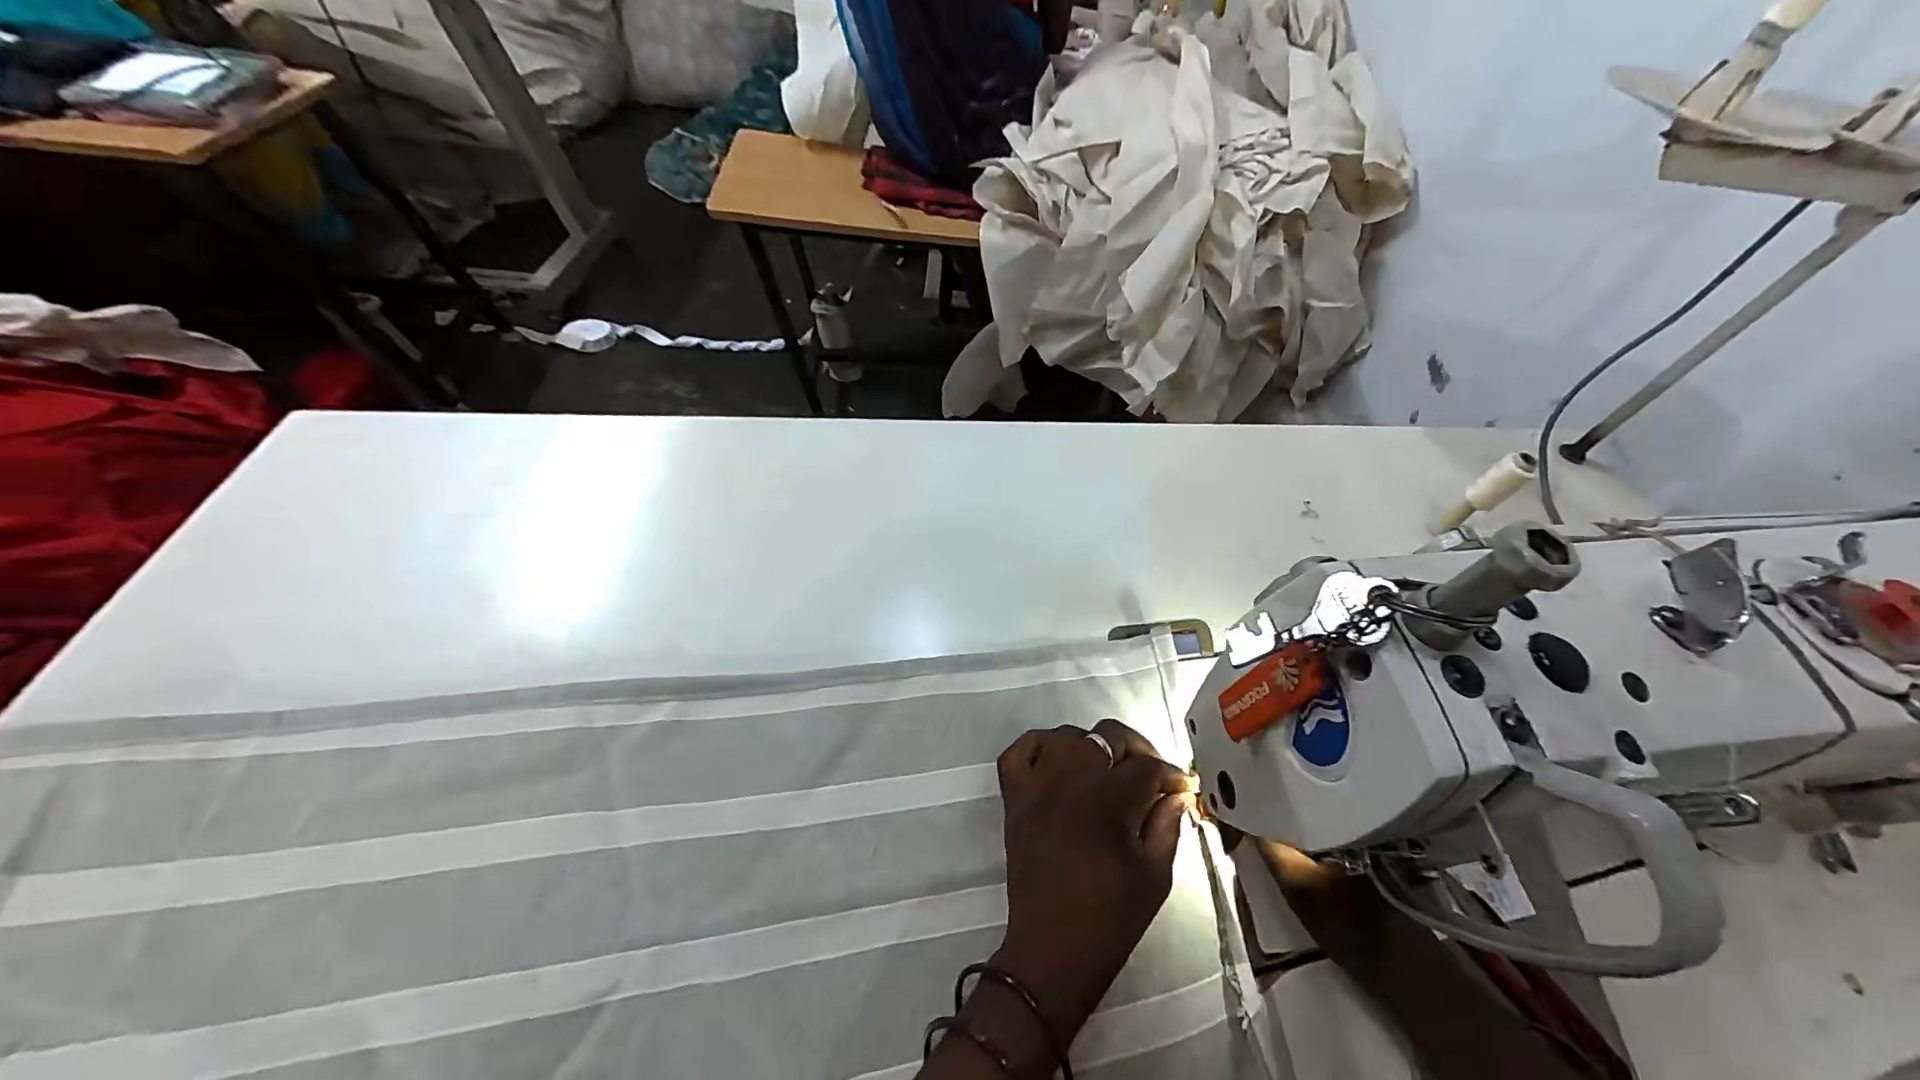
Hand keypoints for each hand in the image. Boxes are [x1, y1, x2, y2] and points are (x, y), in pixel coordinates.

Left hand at [991, 719, 1193, 1037]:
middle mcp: (1068, 781)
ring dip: (1092, 745)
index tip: (1182, 786)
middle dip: (1137, 750)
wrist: (1052, 950)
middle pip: (1107, 735)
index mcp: (1107, 801)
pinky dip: (1038, 747)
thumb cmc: (1110, 919)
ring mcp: (1036, 786)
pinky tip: (1058, 762)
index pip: (1146, 767)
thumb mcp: (1155, 876)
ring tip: (1108, 770)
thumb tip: (1175, 793)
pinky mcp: (1014, 798)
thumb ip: (1167, 825)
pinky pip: (1017, 752)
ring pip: (1066, 736)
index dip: (1171, 775)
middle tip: (1152, 774)